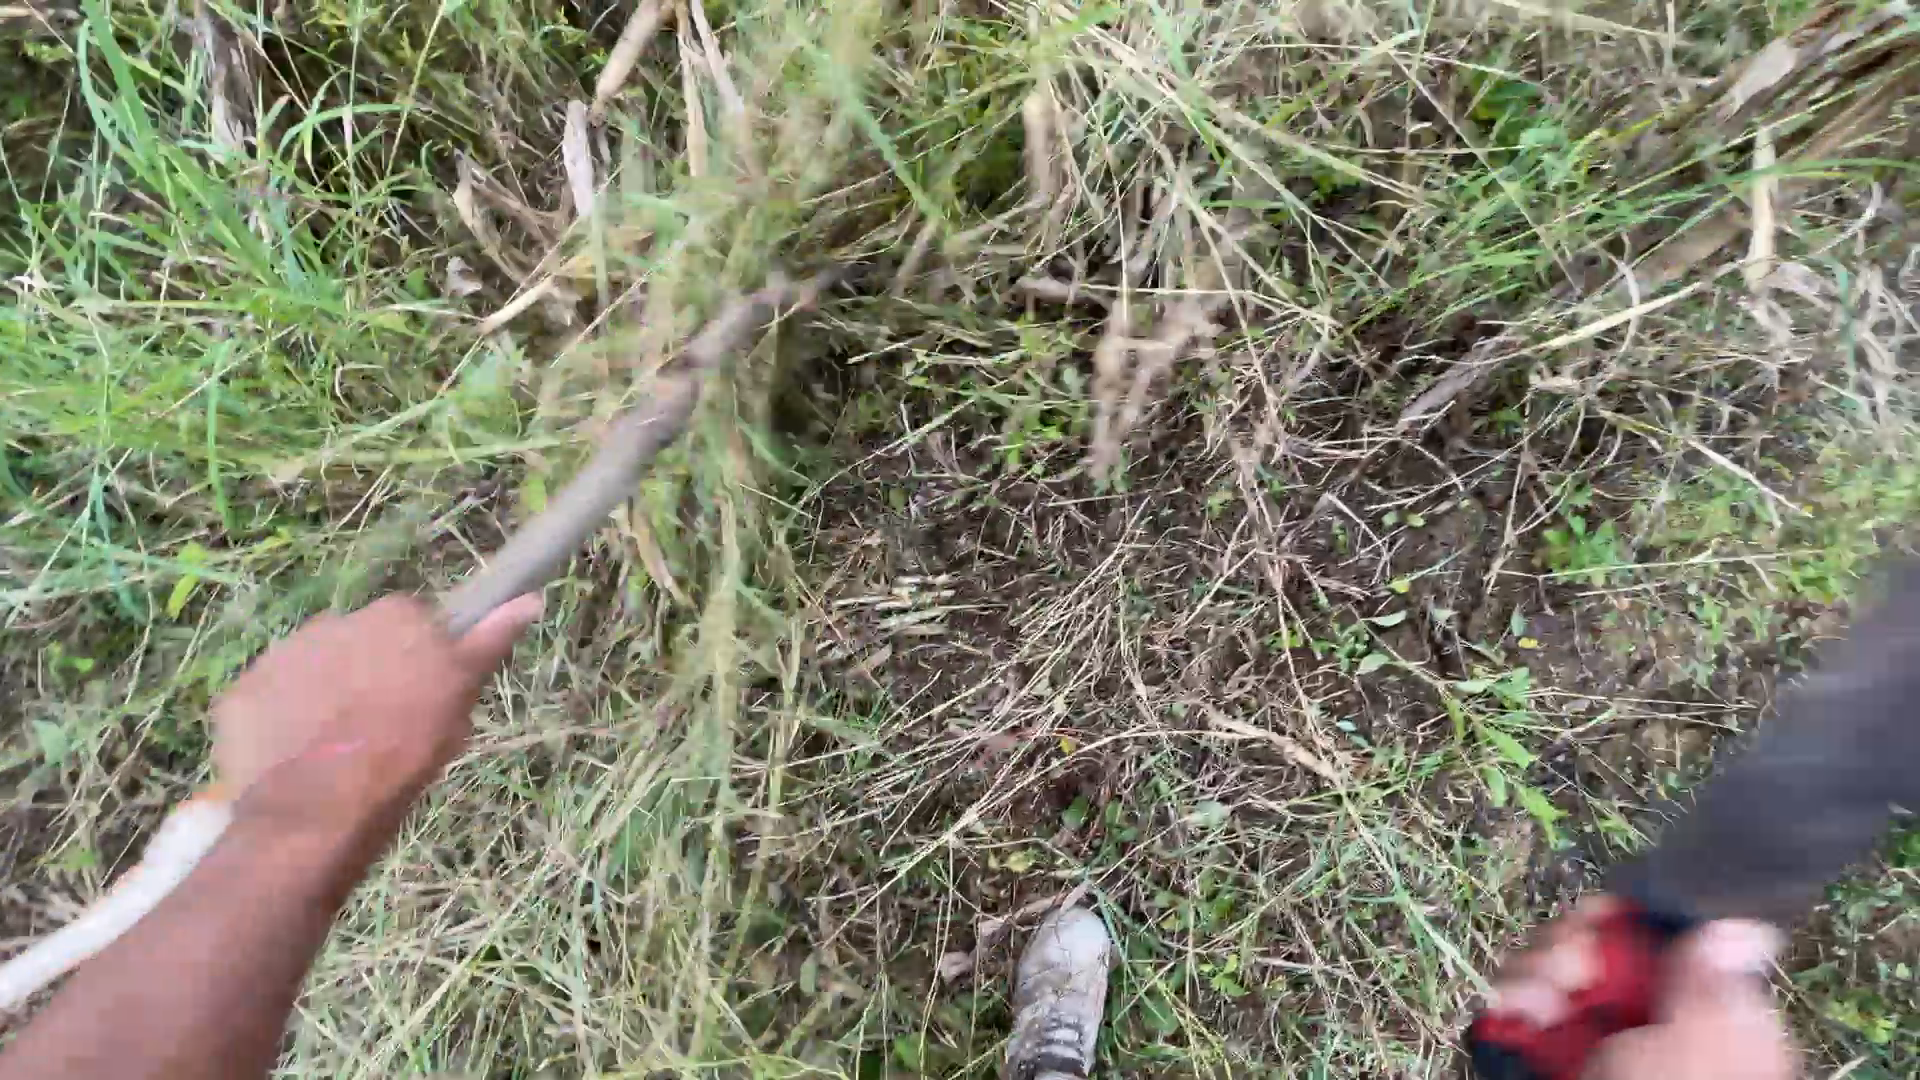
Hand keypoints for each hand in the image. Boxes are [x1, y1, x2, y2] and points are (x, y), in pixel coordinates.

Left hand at [210, 593, 541, 841]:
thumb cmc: (410, 743)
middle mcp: (335, 620)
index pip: (415, 618)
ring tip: (346, 736)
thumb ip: (492, 639)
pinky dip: (288, 713)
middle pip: (365, 637)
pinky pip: (274, 695)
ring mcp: (281, 655)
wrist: (322, 805)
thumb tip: (530, 599)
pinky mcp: (240, 692)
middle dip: (375, 665)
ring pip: (318, 663)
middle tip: (392, 713)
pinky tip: (305, 747)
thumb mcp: (464, 690)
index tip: (432, 684)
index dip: (426, 651)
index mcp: (395, 615)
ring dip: (332, 687)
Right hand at [1489, 899, 1793, 1079]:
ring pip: (1544, 962)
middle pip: (1588, 940)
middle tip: (1561, 979)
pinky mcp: (1547, 1038)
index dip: (1612, 917)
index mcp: (1698, 1012)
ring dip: (1526, 974)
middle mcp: (1642, 1012)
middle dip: (1560, 948)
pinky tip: (1514, 1013)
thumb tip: (1741, 926)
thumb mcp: (1696, 1060)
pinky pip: (1516, 992)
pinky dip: (1508, 997)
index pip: (1649, 931)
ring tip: (1529, 1007)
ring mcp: (1591, 1026)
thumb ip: (1710, 994)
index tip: (1591, 923)